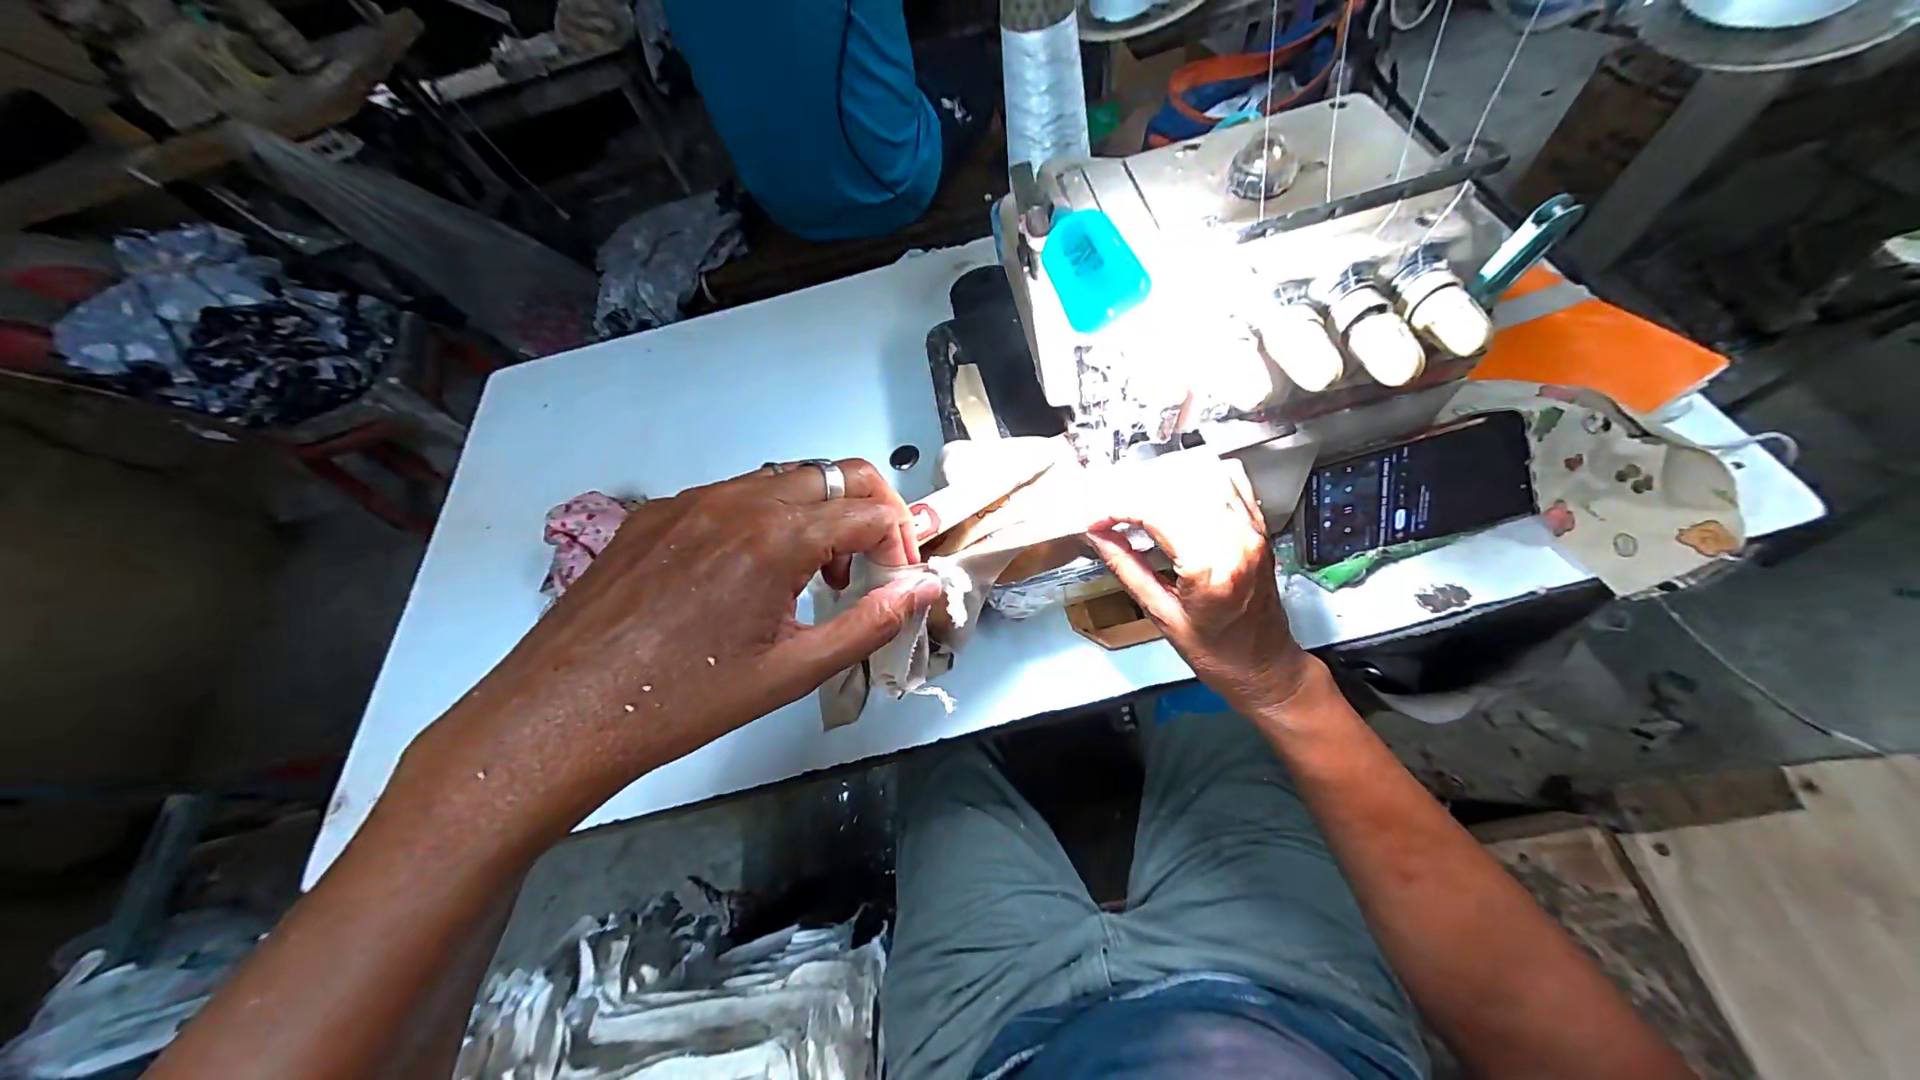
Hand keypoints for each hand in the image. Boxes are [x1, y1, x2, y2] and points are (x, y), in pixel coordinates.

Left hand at [396, 459, 942, 840]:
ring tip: (812, 574)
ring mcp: (690, 500)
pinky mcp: (657, 512)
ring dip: (821, 513)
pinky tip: (750, 572)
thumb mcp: (793, 672)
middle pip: (836, 474)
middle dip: (871, 512)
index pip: (870, 511)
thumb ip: (870, 623)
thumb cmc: (686, 701)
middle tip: (870, 565)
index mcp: (775, 539)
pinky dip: (769, 516)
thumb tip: (924, 590)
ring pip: (786, 478)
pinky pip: (734, 494)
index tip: (897, 582)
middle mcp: (736, 501)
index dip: (900, 544)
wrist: (562, 714)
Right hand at [1084, 457, 1316, 717]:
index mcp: (1210, 569)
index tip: (1099, 519)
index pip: (1155, 512)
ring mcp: (1251, 534)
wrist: (1264, 668)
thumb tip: (1101, 538)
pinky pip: (1231, 485)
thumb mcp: (1161, 615)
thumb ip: (1128, 569)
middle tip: (1112, 510)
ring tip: (1138, 502)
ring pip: (1201, 481)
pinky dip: (1199, 482)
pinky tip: (1178, 493)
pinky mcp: (1258, 532)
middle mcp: (1236, 543)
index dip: (1118, 509)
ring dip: (1164, 485)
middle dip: (1135, 494)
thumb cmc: (1219, 654)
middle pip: (1176, 490)